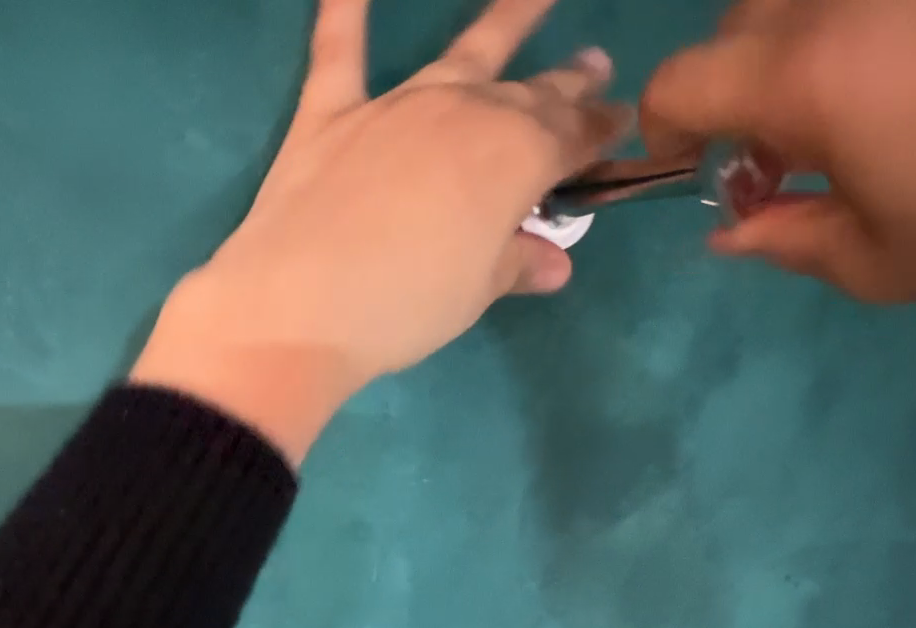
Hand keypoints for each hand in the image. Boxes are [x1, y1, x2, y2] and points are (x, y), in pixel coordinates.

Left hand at [132, 0, 628, 464]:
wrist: (298, 309)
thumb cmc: (400, 310)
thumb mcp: (472, 294)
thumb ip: (514, 264)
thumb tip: (554, 262)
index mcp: (517, 158)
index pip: (572, 137)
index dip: (598, 132)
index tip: (617, 126)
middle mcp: (465, 113)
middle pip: (528, 93)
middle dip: (566, 83)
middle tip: (589, 67)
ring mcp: (395, 108)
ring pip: (463, 52)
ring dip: (506, 19)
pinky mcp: (328, 117)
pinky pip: (337, 50)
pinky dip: (343, 10)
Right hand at [642, 0, 915, 306]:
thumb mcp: (886, 263)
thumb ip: (787, 241)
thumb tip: (733, 230)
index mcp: (815, 77)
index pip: (681, 82)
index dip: (663, 127)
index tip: (690, 163)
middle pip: (743, 20)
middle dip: (740, 83)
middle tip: (788, 140)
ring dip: (808, 42)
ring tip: (867, 95)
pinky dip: (881, 24)